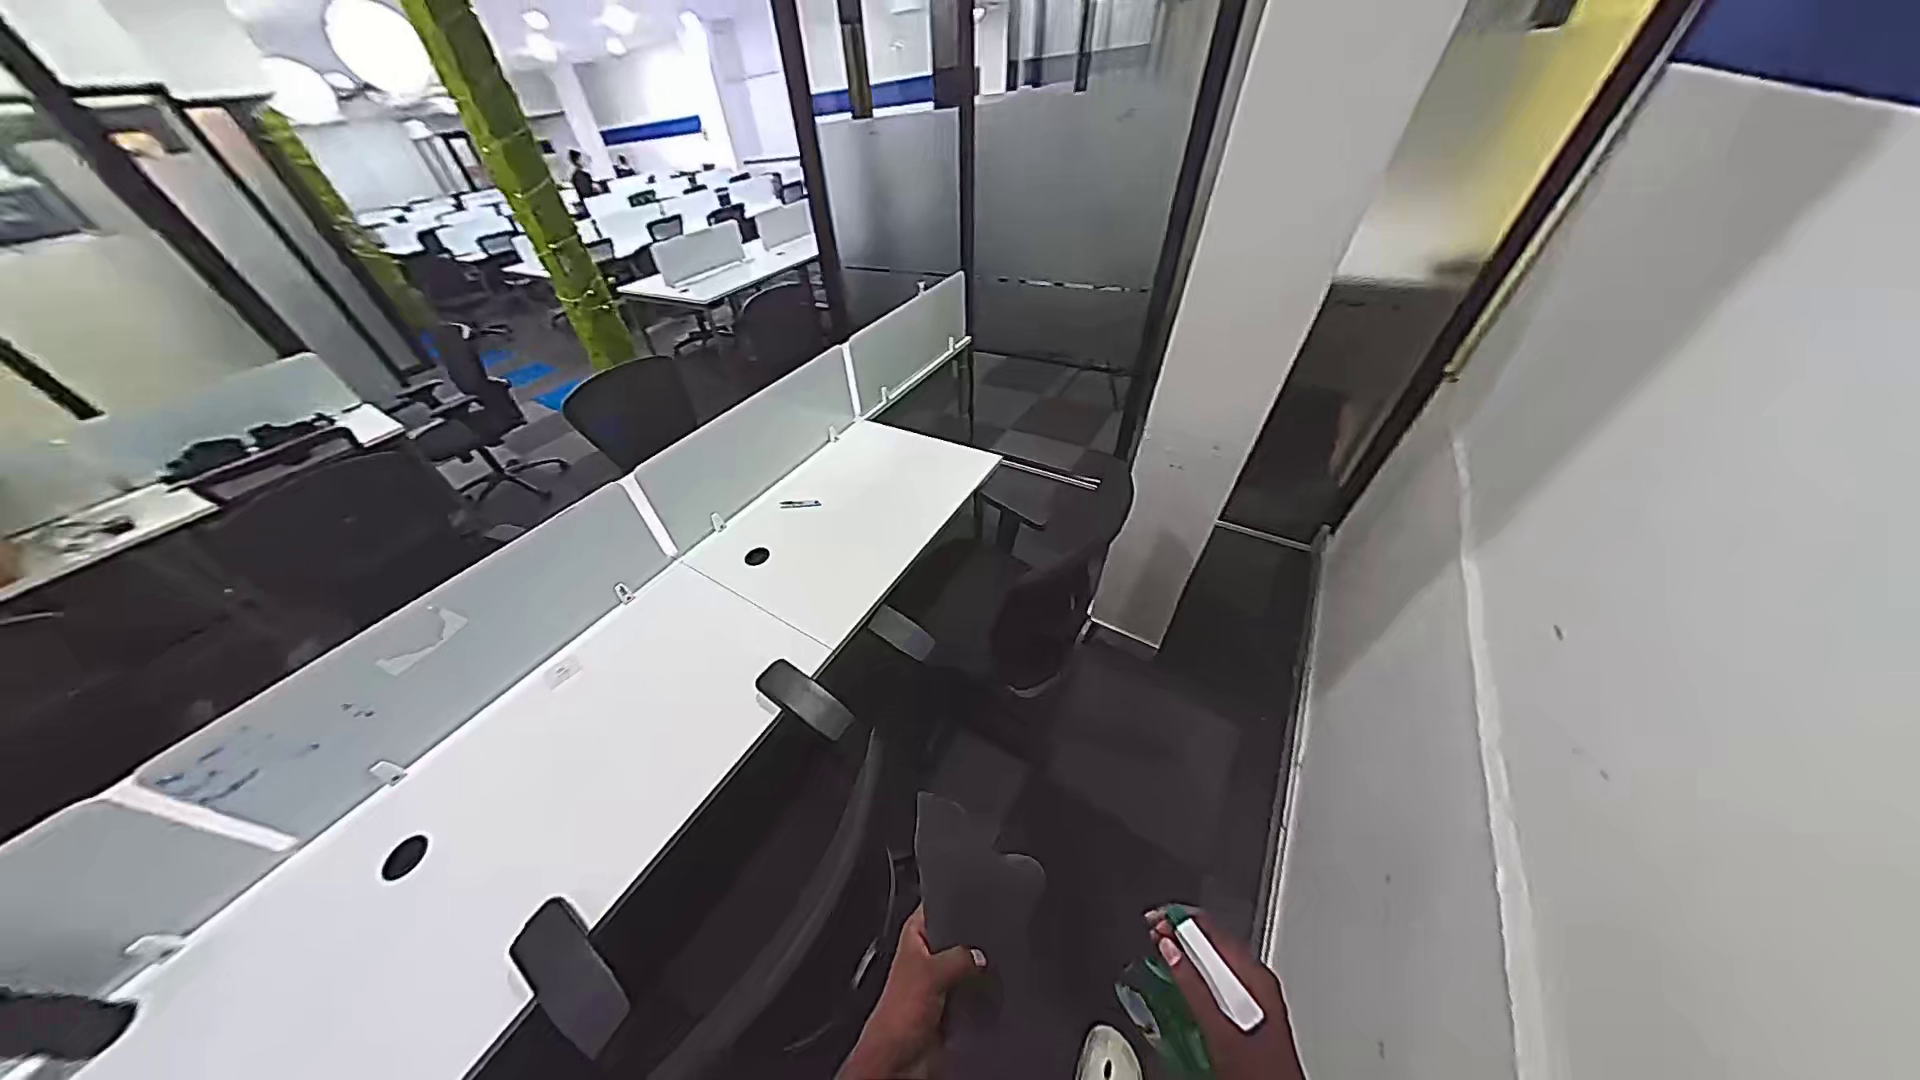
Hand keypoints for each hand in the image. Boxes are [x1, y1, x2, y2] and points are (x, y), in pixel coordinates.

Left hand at [837, 906, 985, 1078]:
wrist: (898, 1060)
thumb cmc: (898, 1016)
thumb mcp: (932, 974)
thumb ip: (960, 957)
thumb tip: (980, 953)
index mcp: (915, 934)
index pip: (939, 904)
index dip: (955, 901)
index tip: (977, 901)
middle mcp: (927, 952)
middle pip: (957, 935)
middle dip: (970, 942)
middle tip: (982, 945)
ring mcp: (939, 977)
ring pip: (966, 963)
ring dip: (974, 970)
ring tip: (981, 972)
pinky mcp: (950, 1000)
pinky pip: (972, 988)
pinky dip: (977, 991)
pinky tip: (982, 992)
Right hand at [1145, 906, 1302, 1079]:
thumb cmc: (1259, 1076)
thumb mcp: (1218, 1030)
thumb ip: (1192, 986)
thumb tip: (1170, 948)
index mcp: (1255, 977)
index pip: (1212, 928)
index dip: (1180, 918)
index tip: (1154, 920)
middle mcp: (1257, 981)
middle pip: (1213, 940)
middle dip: (1180, 931)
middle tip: (1152, 931)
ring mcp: (1254, 997)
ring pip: (1215, 958)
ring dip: (1186, 950)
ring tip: (1161, 947)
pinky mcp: (1247, 1012)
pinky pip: (1219, 978)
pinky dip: (1196, 970)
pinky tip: (1181, 976)